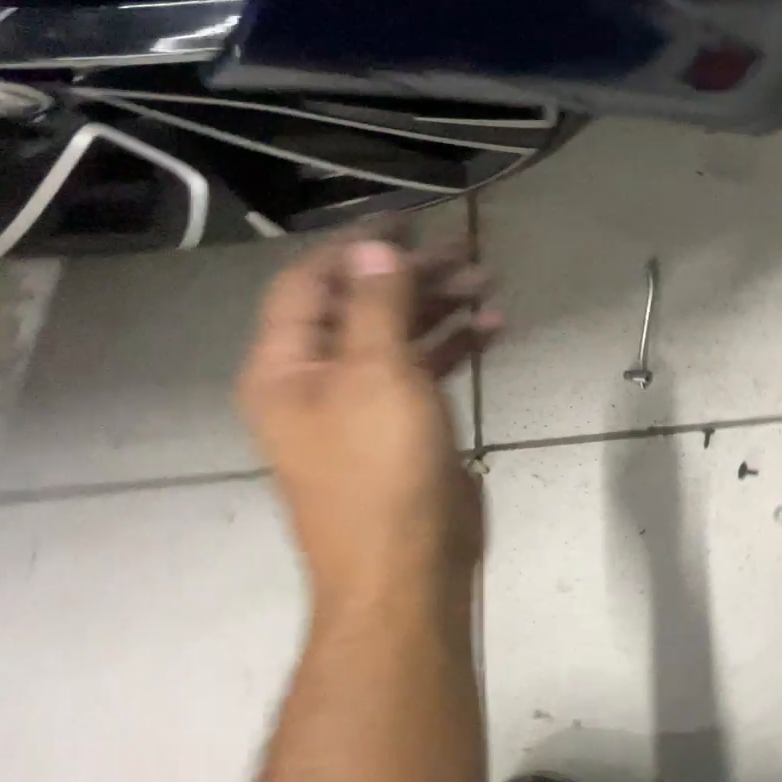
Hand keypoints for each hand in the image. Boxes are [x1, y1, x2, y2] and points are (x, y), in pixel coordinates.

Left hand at [237, 231, 501, 610]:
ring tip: (490, 283)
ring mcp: (361, 402)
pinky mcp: (403, 422)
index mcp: (286, 367)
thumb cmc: (382, 467)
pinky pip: (426, 366)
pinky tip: (495, 328)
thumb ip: (377, 306)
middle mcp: (316, 378)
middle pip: (360, 305)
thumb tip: (377, 246)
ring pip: (398, 333)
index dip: (356, 248)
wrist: (406, 562)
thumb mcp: (377, 375)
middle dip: (412, 274)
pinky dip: (457, 343)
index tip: (411, 219)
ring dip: (441, 305)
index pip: (310, 284)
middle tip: (468, 252)